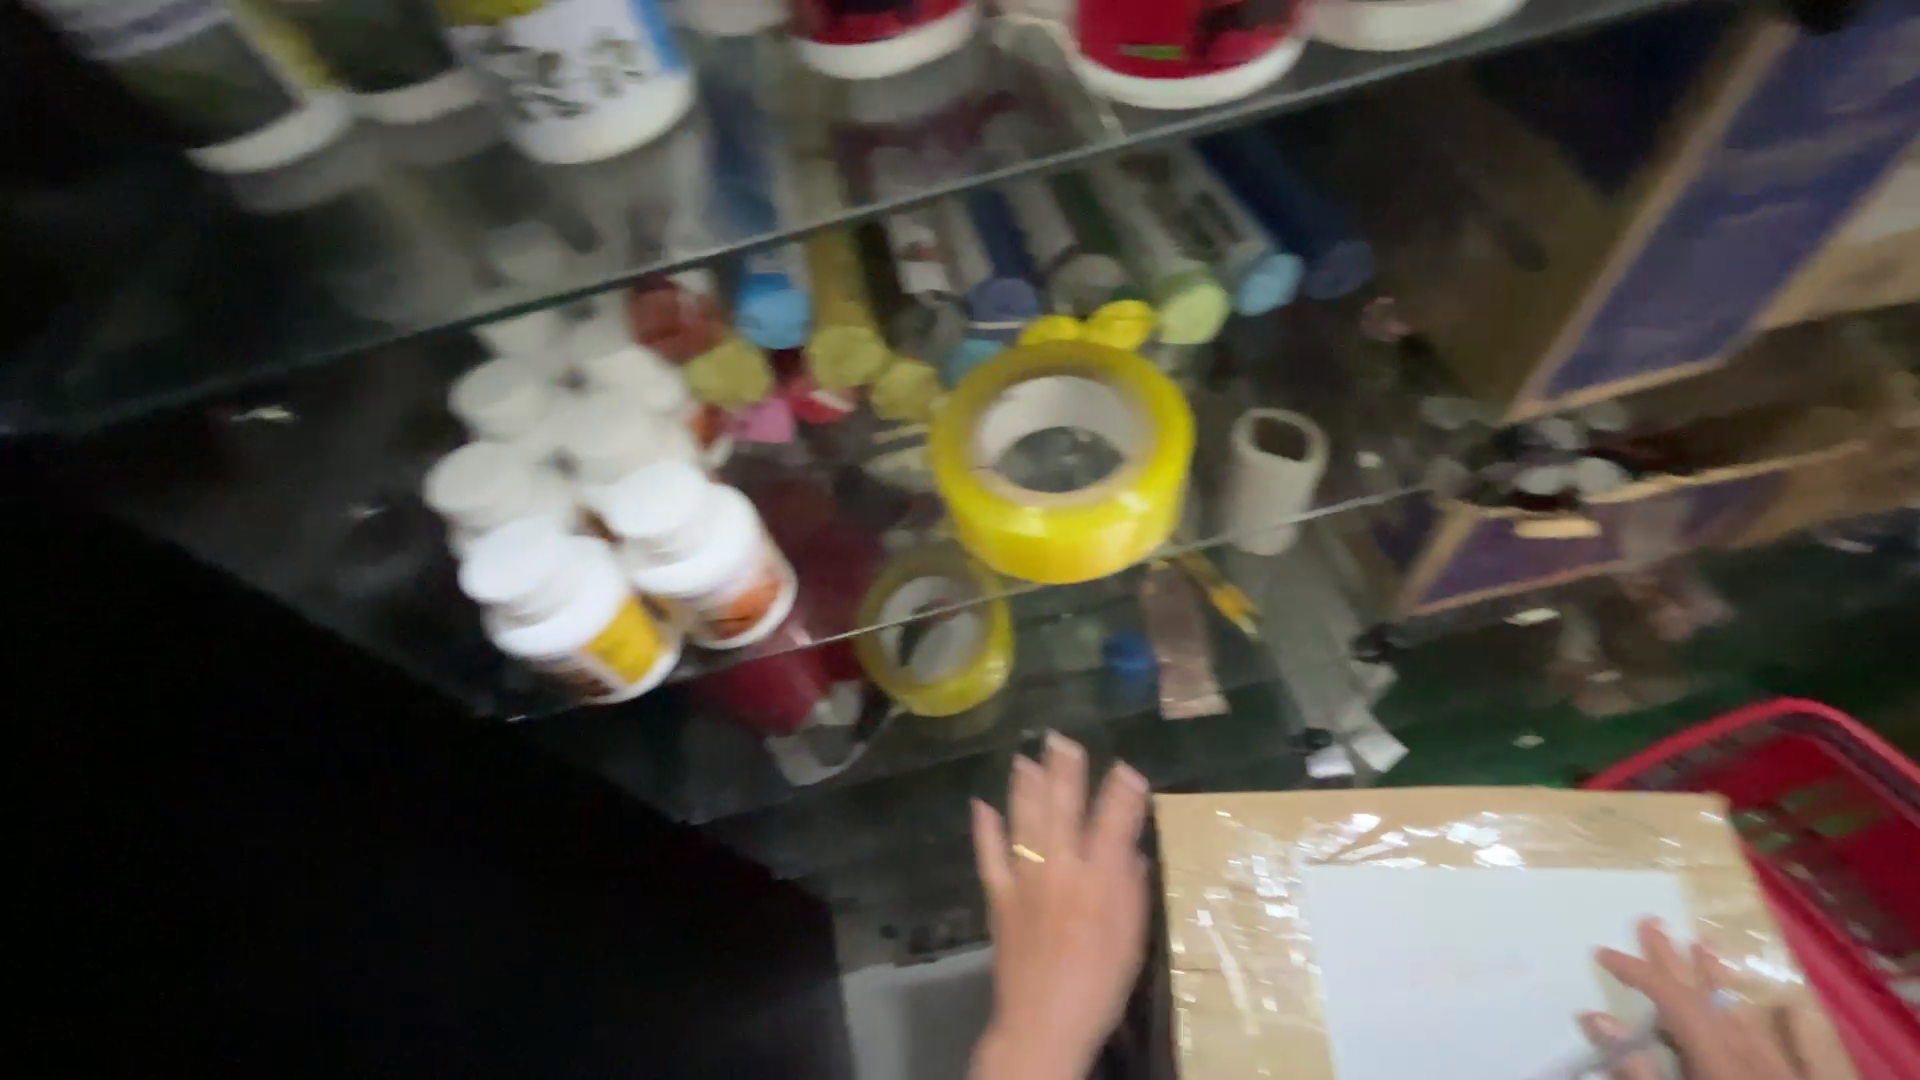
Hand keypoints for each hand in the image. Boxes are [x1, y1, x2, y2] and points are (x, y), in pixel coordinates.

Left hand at [969, 734, 1151, 1079]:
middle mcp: (1061, 869)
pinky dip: (984, 828)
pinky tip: (980, 804)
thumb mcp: (1131, 940)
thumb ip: (1131, 890)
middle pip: (1063, 809)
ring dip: (1024, 787)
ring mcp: (1025, 879)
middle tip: (1062, 738)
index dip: (1122, 793)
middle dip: (1064, 771)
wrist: (1043, 1023)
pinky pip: (988, 855)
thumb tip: (1132, 850)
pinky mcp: (999, 895)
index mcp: (1098, 881)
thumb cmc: (1098, 984)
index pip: (1113, 824)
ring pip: (1024, 821)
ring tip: (1024, 757)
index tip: (1127, 767)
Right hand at [1584, 918, 1853, 1079]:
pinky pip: (1821, 1059)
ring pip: (1758, 1022)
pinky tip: (1792, 1006)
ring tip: (1704, 946)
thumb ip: (1633, 1072)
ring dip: (1726, 983)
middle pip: (1713, 1003)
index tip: (1601, 954)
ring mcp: (1796, 1078)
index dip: (1636, 972)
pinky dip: (1805, 1031)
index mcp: (1720, 1066)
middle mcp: (1760, 1065)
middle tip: (1649, 923)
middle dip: (1676, 963)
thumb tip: (1595, 1017)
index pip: (1674, 1002)